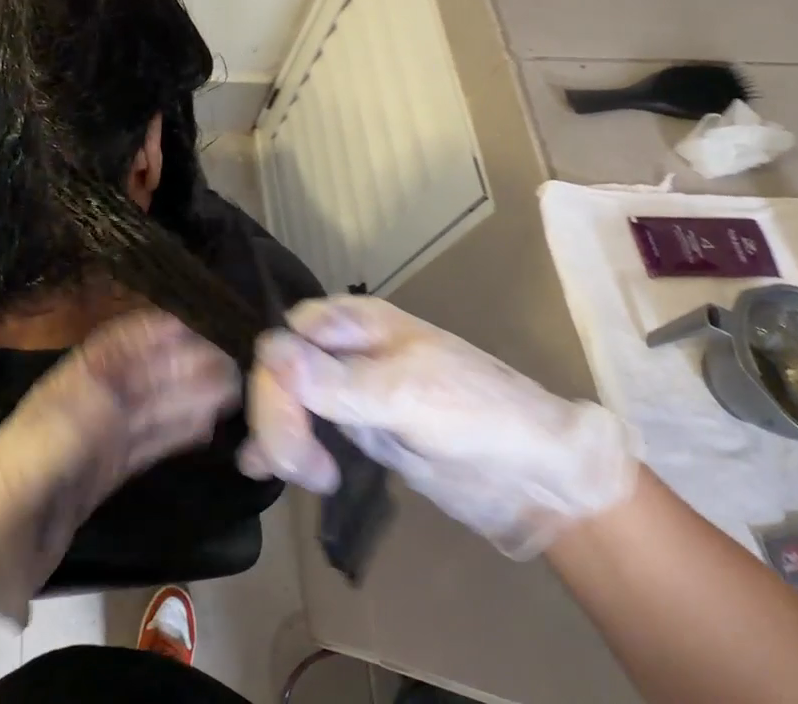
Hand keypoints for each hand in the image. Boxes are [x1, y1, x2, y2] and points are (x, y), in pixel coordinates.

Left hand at [0, 311, 239, 626]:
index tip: (190, 323)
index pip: (109, 350)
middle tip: (228, 361)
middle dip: (178, 365)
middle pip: (137, 377)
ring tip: (227, 389)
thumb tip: (117, 392)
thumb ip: (69, 430)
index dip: (146, 333)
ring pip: (147, 410)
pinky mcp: (102, 476)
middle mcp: (82, 410)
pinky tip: (202, 427)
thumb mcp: (26, 469)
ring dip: (184, 397)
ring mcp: (94, 443)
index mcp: (61, 396)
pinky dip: (174, 433)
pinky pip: (145, 445)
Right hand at [239, 296, 638, 558]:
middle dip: (280, 417)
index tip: (296, 428)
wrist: (533, 474)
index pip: (290, 338)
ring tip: (301, 475)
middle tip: (299, 467)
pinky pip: (303, 428)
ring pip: (287, 401)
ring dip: (278, 435)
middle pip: (282, 373)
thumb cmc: (480, 417)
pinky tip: (264, 467)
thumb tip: (269, 351)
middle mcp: (346, 349)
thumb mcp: (406, 395)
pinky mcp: (355, 427)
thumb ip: (337, 380)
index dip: (279, 380)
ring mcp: (348, 390)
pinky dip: (280, 444)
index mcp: (358, 322)